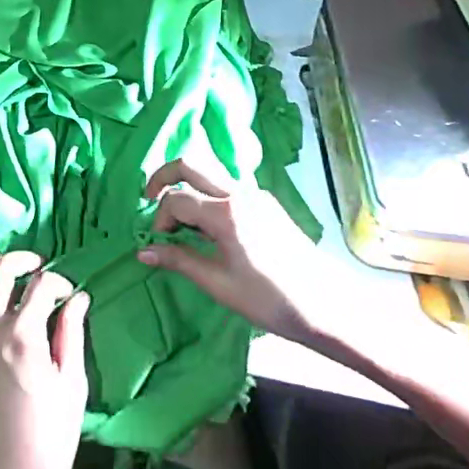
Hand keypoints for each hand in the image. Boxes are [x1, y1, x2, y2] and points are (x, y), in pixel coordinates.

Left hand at [0, 251, 89, 468]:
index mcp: (20, 334)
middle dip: (20, 260)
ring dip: (14, 304)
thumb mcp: (71, 384)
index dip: (61, 282)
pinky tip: (20, 362)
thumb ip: (71, 333)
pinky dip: (3, 332)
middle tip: (40, 265)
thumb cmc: (49, 439)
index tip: (73, 296)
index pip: (41, 284)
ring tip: (39, 329)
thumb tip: (78, 298)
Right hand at [137, 158, 347, 344]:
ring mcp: (255, 194)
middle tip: (149, 198)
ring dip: (187, 185)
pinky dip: (208, 195)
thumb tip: (142, 252)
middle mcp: (238, 192)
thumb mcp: (218, 284)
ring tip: (181, 218)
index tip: (160, 244)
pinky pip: (228, 186)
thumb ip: (178, 260)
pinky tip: (210, 227)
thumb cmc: (269, 298)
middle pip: (189, 164)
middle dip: (163, 177)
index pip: (176, 199)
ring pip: (210, 172)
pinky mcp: (266, 202)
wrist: (326, 304)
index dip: (159, 219)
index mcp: (224, 211)